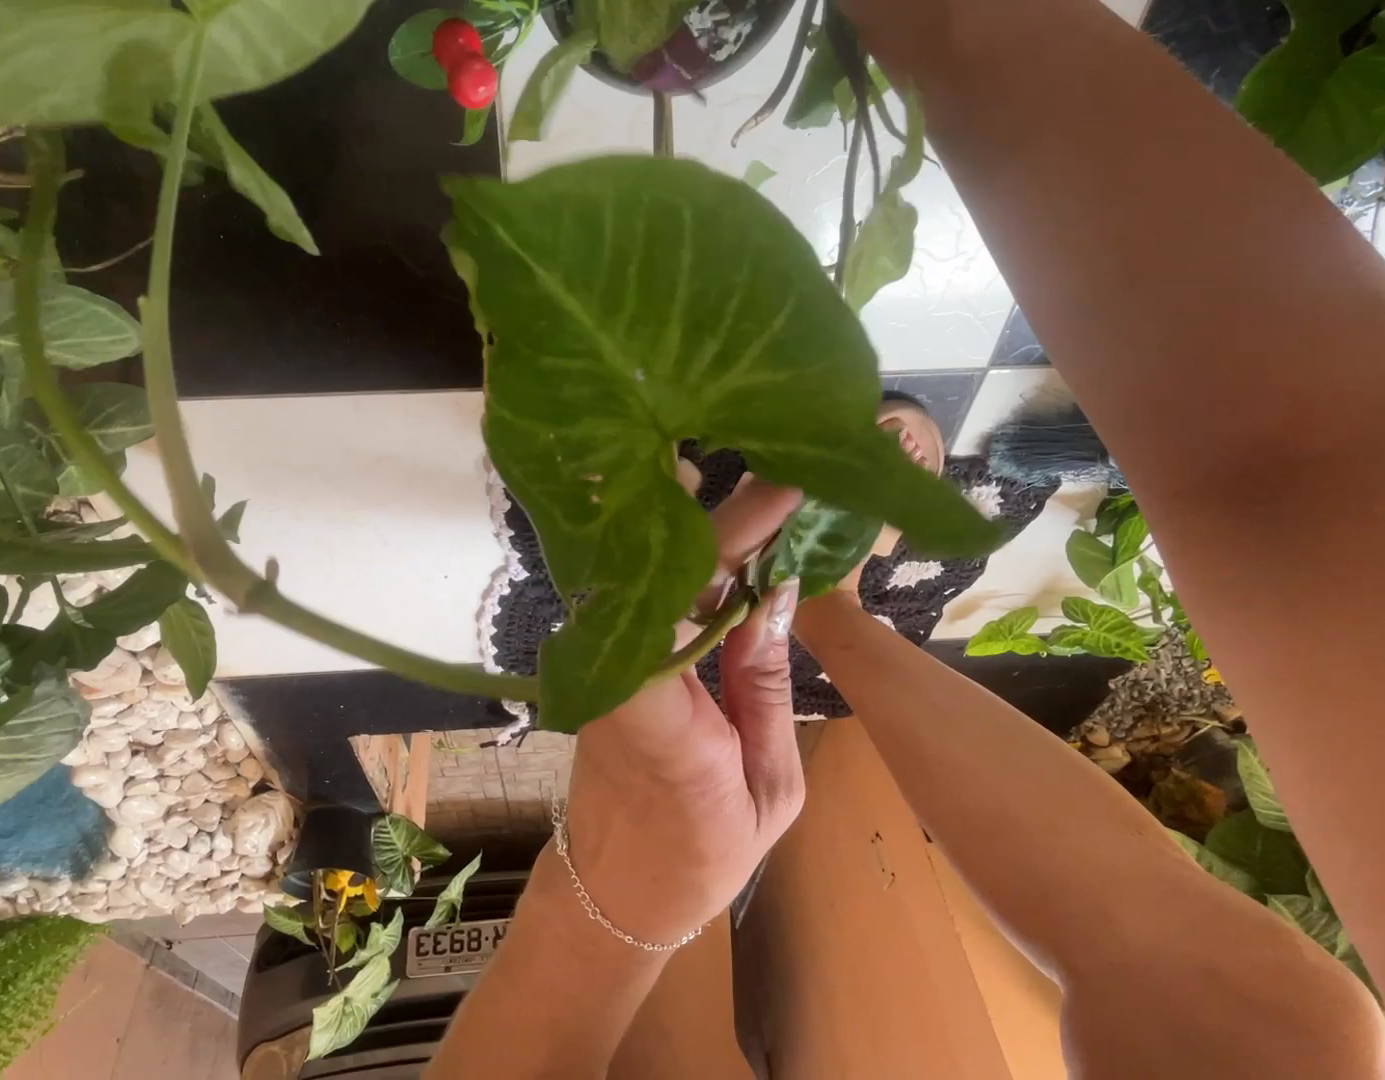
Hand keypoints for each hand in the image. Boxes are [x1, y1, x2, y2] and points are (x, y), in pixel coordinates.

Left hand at [554, 479, 805, 945]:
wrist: (616, 891)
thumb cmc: (699, 854)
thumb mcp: (767, 784)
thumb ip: (765, 684)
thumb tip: (776, 590)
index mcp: (658, 717)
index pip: (677, 600)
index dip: (727, 537)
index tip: (781, 491)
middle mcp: (616, 676)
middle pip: (662, 574)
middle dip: (725, 519)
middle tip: (783, 473)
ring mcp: (601, 667)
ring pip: (648, 579)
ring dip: (704, 531)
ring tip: (763, 491)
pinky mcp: (604, 665)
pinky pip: (646, 602)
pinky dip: (688, 565)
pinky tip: (726, 539)